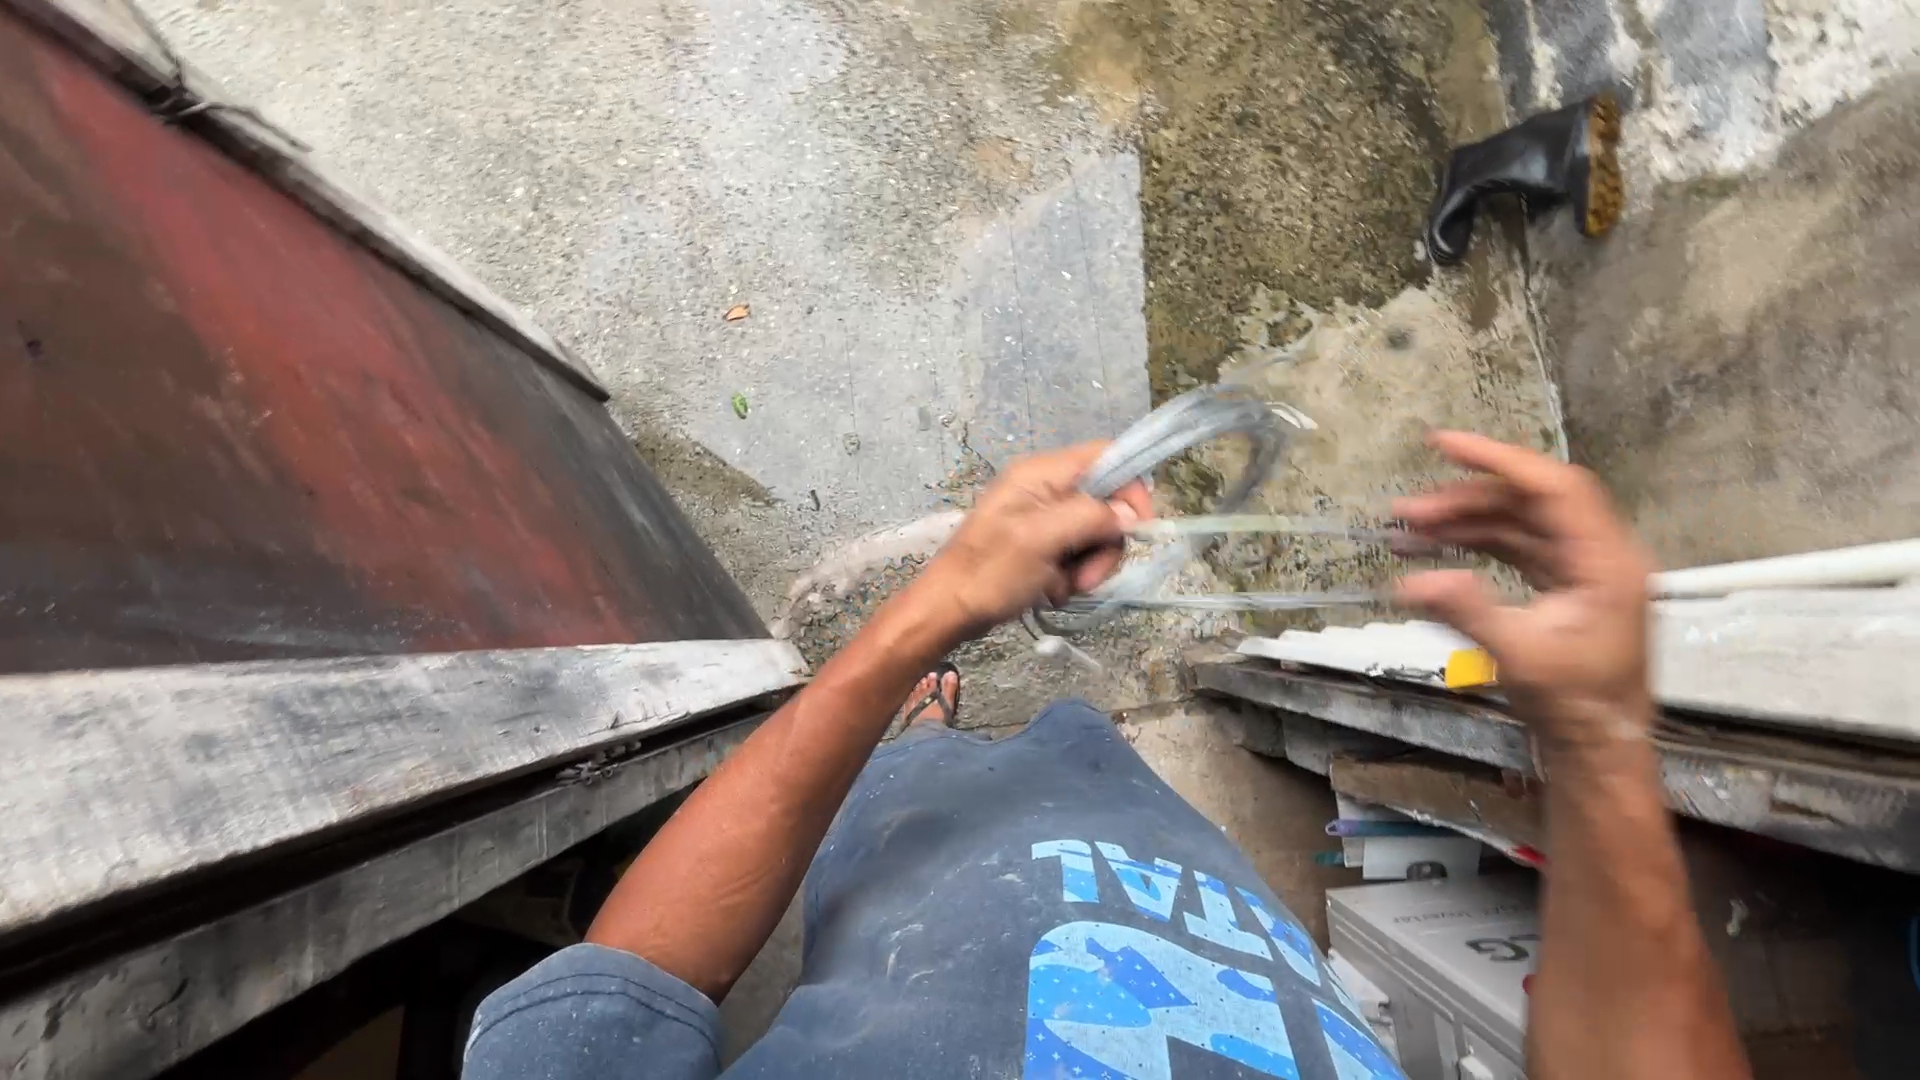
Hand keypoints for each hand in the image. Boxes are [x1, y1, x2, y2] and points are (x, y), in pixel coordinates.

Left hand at [912, 442, 1152, 640]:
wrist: (948, 609)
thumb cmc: (990, 571)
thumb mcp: (1042, 539)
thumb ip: (1090, 517)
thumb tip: (1129, 514)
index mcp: (1041, 473)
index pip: (1107, 456)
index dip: (1130, 488)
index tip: (1138, 528)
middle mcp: (1044, 488)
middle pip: (1105, 502)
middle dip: (1104, 543)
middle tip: (1086, 577)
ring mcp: (1041, 518)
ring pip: (1094, 533)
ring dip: (1088, 565)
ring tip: (1063, 587)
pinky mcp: (1039, 544)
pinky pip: (1074, 554)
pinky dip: (1070, 575)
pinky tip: (1050, 590)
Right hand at [1393, 431, 1655, 748]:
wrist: (1599, 743)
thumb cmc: (1574, 702)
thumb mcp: (1519, 658)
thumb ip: (1468, 613)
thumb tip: (1409, 582)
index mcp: (1605, 562)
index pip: (1554, 488)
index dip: (1498, 460)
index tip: (1444, 444)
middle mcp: (1598, 554)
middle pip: (1528, 502)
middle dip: (1463, 499)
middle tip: (1406, 512)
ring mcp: (1580, 568)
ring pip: (1516, 522)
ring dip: (1461, 521)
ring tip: (1406, 531)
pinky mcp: (1562, 583)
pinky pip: (1513, 546)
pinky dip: (1472, 542)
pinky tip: (1432, 549)